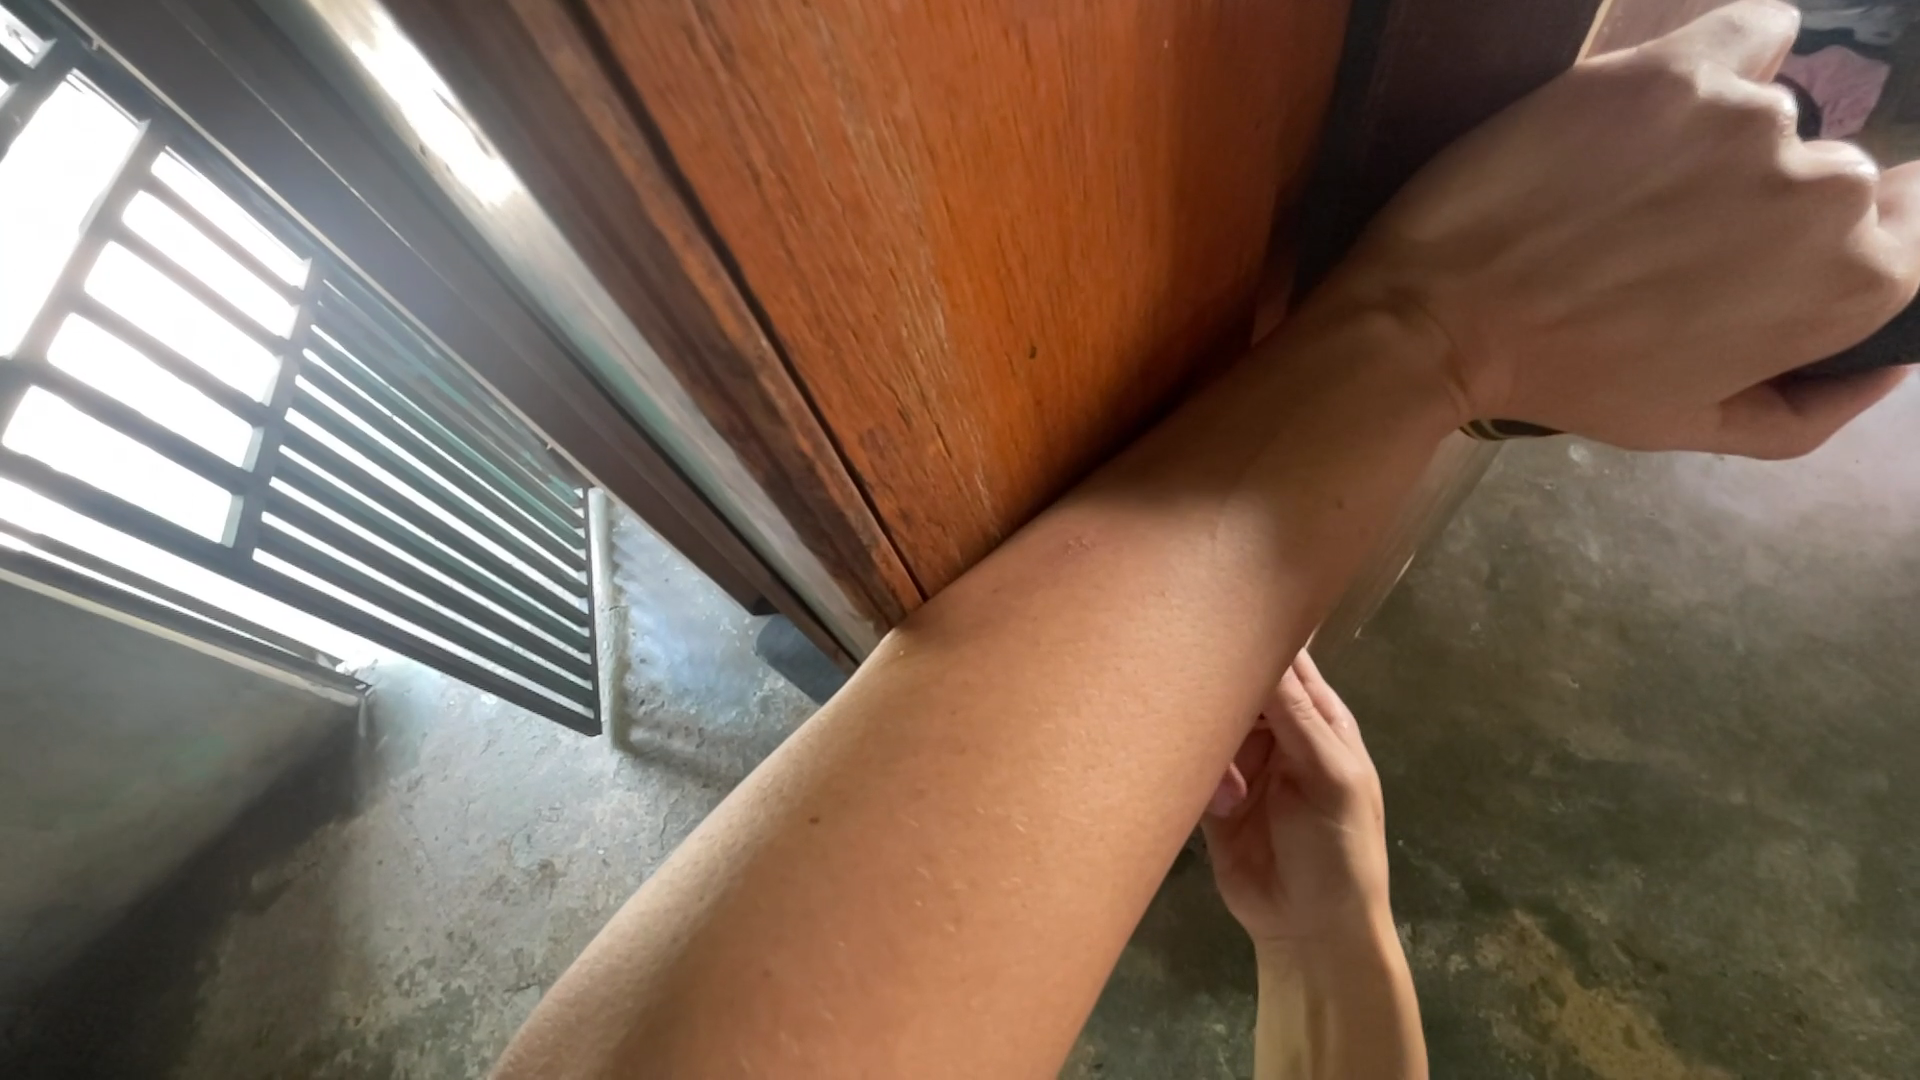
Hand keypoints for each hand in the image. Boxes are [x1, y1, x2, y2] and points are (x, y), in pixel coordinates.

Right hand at [1202, 652, 1390, 945]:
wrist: (1307, 931)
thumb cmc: (1338, 848)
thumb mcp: (1328, 776)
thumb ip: (1294, 713)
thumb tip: (1265, 643)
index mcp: (1317, 719)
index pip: (1287, 661)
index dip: (1258, 633)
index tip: (1217, 609)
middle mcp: (1275, 731)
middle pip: (1237, 685)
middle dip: (1217, 684)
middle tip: (1187, 673)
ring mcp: (1240, 760)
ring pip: (1207, 719)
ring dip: (1207, 739)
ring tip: (1226, 780)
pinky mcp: (1209, 791)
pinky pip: (1188, 760)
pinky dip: (1193, 772)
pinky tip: (1216, 803)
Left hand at [1331, 0, 1915, 457]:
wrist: (1432, 324)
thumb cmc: (1549, 378)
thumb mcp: (1677, 426)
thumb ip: (1802, 412)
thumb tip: (1884, 371)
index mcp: (1853, 281)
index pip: (1892, 236)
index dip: (1798, 250)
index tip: (1722, 261)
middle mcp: (1832, 188)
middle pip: (1826, 174)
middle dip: (1745, 207)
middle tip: (1647, 239)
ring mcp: (1753, 122)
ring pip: (1769, 117)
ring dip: (1707, 151)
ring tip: (1610, 198)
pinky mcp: (1676, 72)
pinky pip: (1749, 35)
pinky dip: (1717, 65)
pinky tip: (1651, 113)